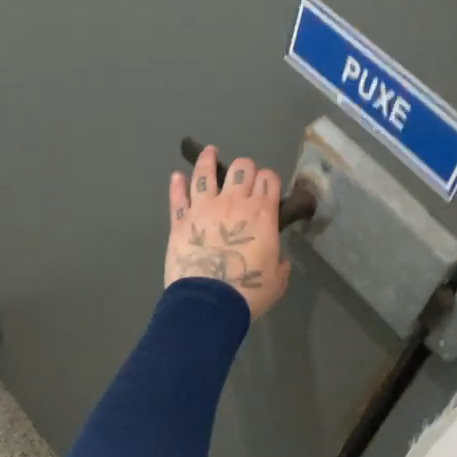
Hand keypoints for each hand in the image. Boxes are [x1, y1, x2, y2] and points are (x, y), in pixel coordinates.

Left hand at [164, 145, 291, 320]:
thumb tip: (279, 260)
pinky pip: (178, 197)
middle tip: (243, 178)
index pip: (269, 179)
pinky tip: (176, 177)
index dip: (268, 180)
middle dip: (246, 169)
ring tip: (209, 153)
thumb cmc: (248, 293)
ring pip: (206, 172)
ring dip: (209, 160)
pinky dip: (177, 185)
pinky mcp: (180, 221)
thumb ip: (279, 264)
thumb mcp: (276, 281)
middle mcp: (234, 202)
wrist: (210, 303)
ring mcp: (204, 208)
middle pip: (243, 168)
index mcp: (262, 213)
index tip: (266, 188)